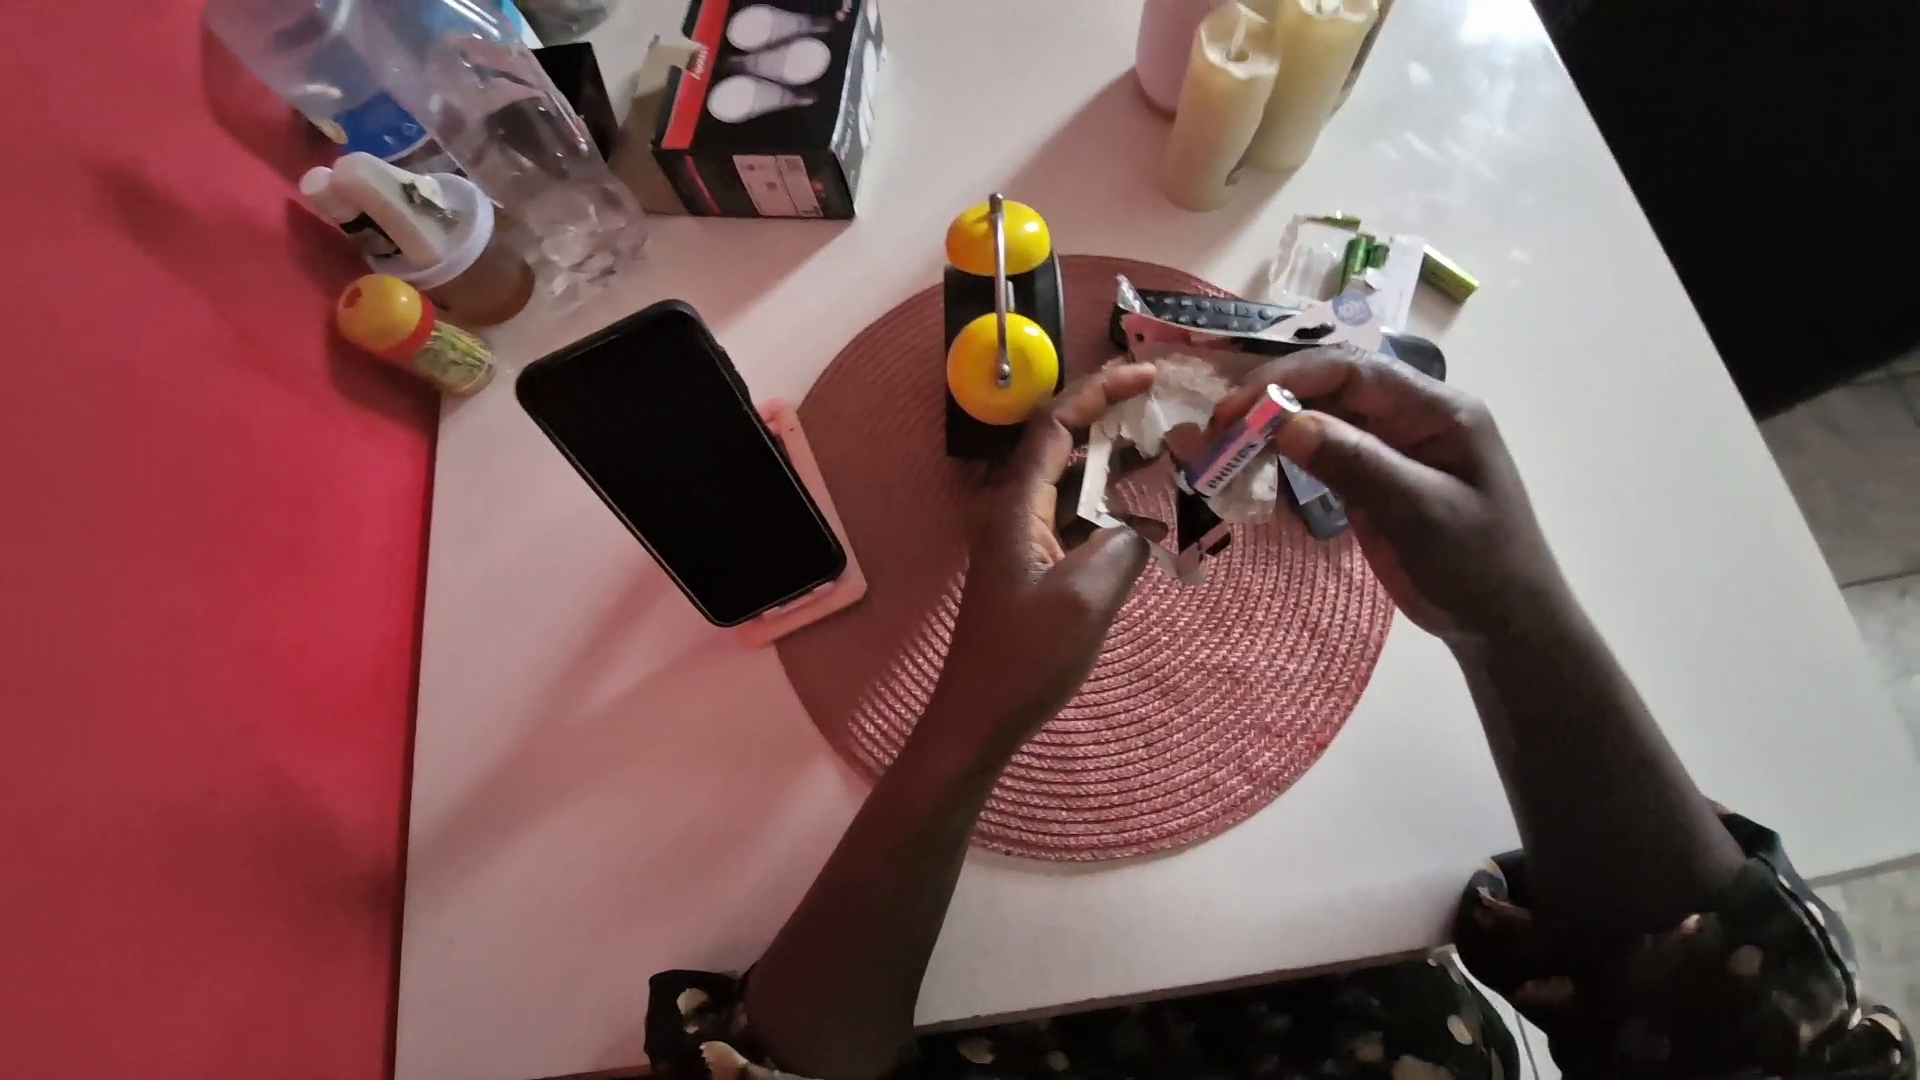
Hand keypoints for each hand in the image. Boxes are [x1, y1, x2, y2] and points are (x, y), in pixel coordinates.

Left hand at [927, 365, 1159, 758]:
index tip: (1145, 376)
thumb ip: (1122, 548)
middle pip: (1061, 448)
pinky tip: (1148, 528)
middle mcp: (1014, 513)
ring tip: (1165, 454)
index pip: (1053, 426)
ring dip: (1114, 470)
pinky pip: (1075, 526)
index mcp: (1016, 507)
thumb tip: (1139, 530)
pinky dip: (1109, 519)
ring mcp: (1023, 541)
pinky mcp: (1034, 569)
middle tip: (1162, 411)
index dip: (1097, 392)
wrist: (979, 715)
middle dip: (1110, 423)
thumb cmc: (1026, 658)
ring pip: (1072, 487)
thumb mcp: (1087, 599)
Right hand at [1212, 346, 1568, 644]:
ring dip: (1269, 423)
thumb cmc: (1475, 564)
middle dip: (1270, 397)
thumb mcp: (1419, 511)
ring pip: (1319, 415)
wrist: (1501, 620)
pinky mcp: (1367, 475)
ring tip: (1222, 442)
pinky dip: (1281, 451)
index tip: (1235, 408)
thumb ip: (1356, 463)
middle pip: (1330, 386)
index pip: (1353, 370)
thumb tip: (1285, 424)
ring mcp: (1387, 445)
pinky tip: (1250, 459)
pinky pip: (1318, 449)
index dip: (1288, 378)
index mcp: (1436, 409)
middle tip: (1217, 425)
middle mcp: (1409, 415)